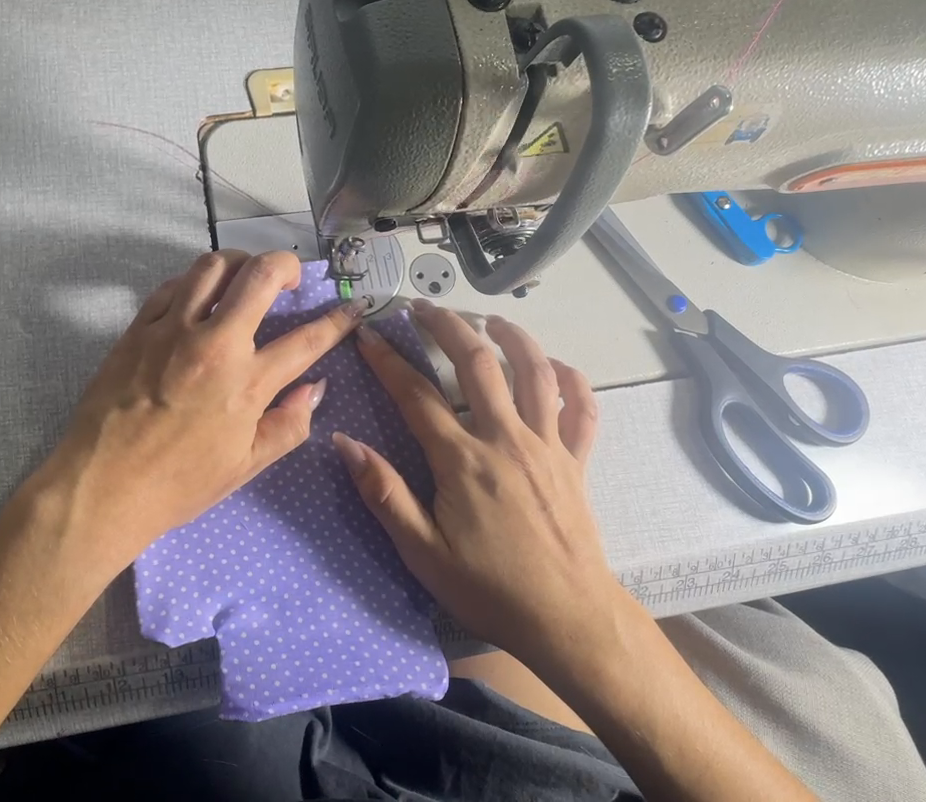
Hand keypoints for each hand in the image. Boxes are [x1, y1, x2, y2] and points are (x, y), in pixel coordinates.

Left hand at [27, 249, 360, 566]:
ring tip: (243, 279)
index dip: (337, 321)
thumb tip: (315, 388)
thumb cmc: (178, 484)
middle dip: (287, 264)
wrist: (102, 485)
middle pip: (261, 275)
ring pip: (213, 265)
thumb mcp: (246, 465)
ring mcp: (173, 329)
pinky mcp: (139, 327)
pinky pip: (172, 284)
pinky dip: (193, 282)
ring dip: (238, 263)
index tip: (351, 308)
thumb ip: (288, 424)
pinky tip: (198, 298)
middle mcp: (215, 344)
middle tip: (291, 276)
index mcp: (248, 383)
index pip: (307, 340)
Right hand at [334, 300, 619, 667]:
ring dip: (513, 337)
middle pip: (477, 363)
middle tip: (423, 307)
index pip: (417, 394)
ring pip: (535, 372)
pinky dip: (572, 380)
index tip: (368, 334)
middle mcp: (506, 438)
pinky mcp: (577, 461)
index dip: (388, 360)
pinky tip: (557, 367)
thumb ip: (384, 493)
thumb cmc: (488, 588)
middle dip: (447, 327)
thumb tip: (344, 442)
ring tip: (491, 319)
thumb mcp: (422, 552)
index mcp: (463, 459)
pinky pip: (581, 409)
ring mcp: (547, 445)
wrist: (568, 619)